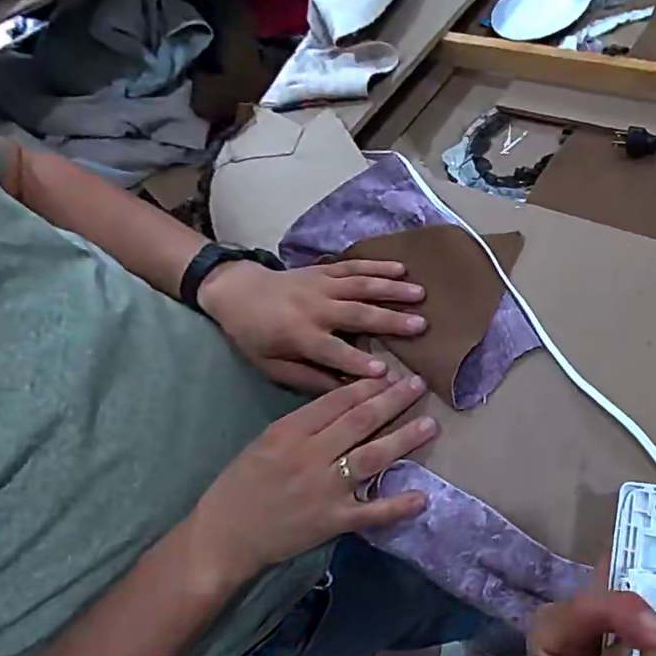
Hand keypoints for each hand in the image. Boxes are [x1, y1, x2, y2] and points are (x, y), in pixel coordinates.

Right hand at [179, 374, 435, 587]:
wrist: (218, 541)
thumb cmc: (242, 486)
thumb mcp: (266, 444)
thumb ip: (306, 423)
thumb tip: (352, 399)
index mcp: (287, 434)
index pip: (336, 402)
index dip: (369, 385)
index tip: (394, 373)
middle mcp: (308, 457)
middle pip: (360, 422)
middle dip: (394, 400)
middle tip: (420, 385)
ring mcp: (323, 490)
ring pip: (372, 457)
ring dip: (404, 439)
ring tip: (431, 424)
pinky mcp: (331, 521)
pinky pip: (371, 511)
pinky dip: (397, 505)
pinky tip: (422, 497)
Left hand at [199, 259, 428, 392]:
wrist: (235, 291)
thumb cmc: (256, 335)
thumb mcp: (271, 365)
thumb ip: (308, 378)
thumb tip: (347, 389)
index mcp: (298, 335)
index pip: (331, 351)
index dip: (356, 361)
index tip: (385, 373)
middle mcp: (313, 308)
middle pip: (356, 314)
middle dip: (390, 320)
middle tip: (421, 325)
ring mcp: (321, 285)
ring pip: (361, 286)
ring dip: (392, 290)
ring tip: (421, 294)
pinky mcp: (325, 270)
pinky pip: (354, 266)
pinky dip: (379, 266)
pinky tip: (403, 269)